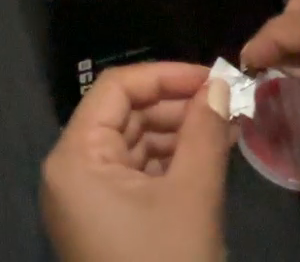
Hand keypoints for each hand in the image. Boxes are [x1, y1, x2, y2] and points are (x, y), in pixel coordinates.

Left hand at [40, 62, 233, 261]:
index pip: (116, 90)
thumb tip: (219, 84)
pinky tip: (209, 155)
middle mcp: (72, 170)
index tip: (212, 76)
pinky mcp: (105, 223)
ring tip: (226, 126)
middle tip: (227, 102)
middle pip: (124, 114)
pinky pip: (137, 175)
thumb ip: (204, 132)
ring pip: (134, 144)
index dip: (165, 76)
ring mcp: (87, 199)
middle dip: (176, 106)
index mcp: (75, 156)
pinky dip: (171, 163)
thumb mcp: (191, 195)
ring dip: (178, 133)